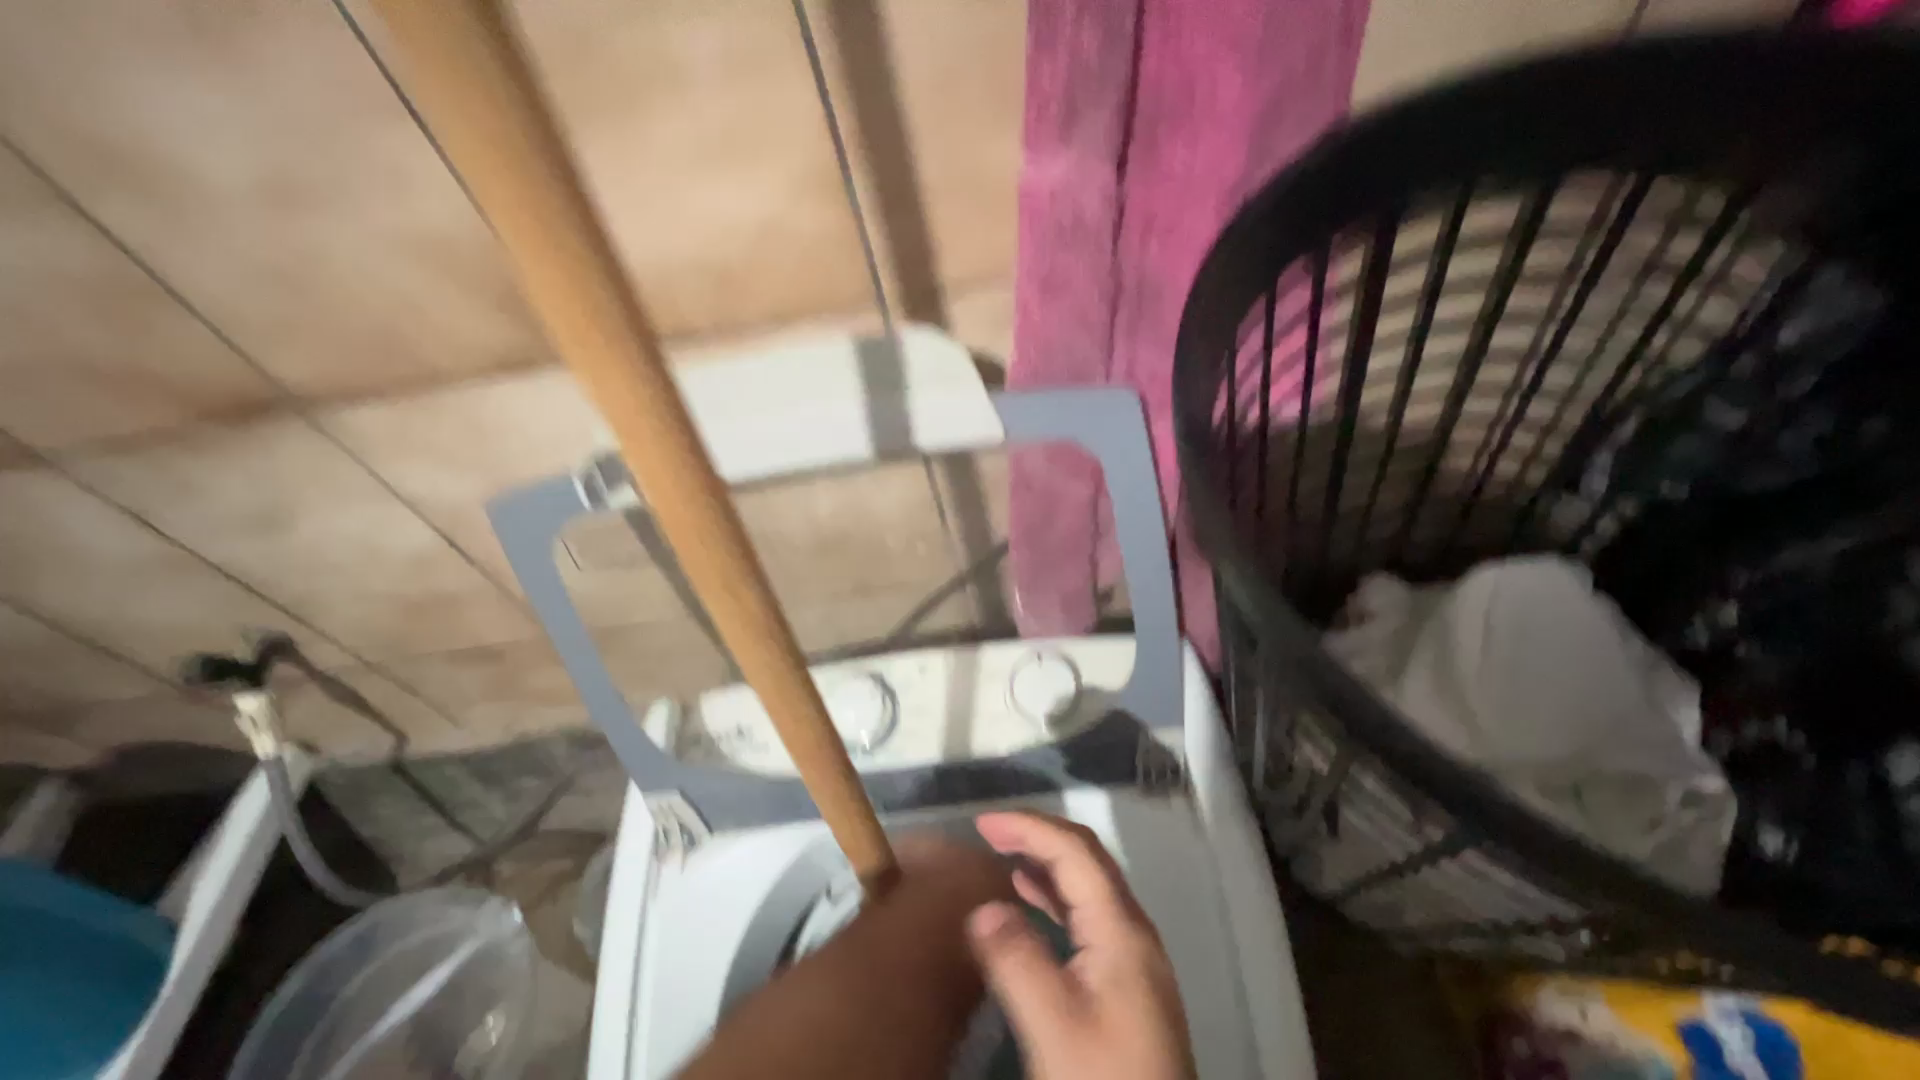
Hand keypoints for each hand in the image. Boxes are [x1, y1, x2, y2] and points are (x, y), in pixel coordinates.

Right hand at [966, 811, 1195, 1079]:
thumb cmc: (1103, 1077)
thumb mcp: (1053, 1025)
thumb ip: (1017, 961)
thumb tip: (983, 906)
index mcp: (1121, 929)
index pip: (1076, 852)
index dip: (1030, 827)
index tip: (983, 822)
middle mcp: (1132, 931)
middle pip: (1088, 860)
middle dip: (1039, 835)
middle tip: (989, 831)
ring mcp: (1132, 956)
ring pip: (1088, 887)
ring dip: (1046, 863)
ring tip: (1001, 854)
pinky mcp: (1124, 981)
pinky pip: (1087, 915)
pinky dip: (1054, 896)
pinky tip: (1030, 903)